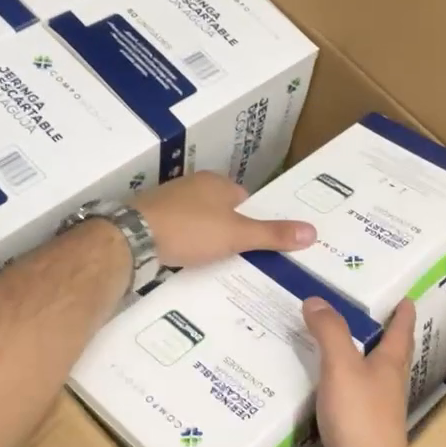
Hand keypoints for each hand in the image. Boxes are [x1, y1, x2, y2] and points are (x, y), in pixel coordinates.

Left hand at [132, 171, 314, 267]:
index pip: (246, 199)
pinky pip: (178, 231)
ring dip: (205, 239)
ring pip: (199, 221)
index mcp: (217, 182)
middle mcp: (193, 184)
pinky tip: (185, 260)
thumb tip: (312, 231)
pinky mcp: (151, 217)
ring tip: (213, 264)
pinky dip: (184, 244)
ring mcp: (169, 200)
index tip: (258, 246)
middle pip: (222, 210)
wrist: (132, 238)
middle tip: (240, 259)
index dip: (253, 222)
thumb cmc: (190, 230)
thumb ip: (272, 235)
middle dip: (230, 231)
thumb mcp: (237, 235)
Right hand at [303, 296, 418, 446]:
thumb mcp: (343, 368)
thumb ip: (330, 333)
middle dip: (376, 334)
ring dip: (346, 361)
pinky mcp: (348, 432)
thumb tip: (316, 300)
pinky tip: (305, 385)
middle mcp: (383, 387)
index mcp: (390, 366)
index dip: (402, 313)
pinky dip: (325, 389)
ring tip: (321, 342)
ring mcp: (367, 412)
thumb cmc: (362, 419)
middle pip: (383, 354)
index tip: (404, 296)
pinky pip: (336, 402)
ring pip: (358, 378)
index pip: (400, 331)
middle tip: (356, 312)